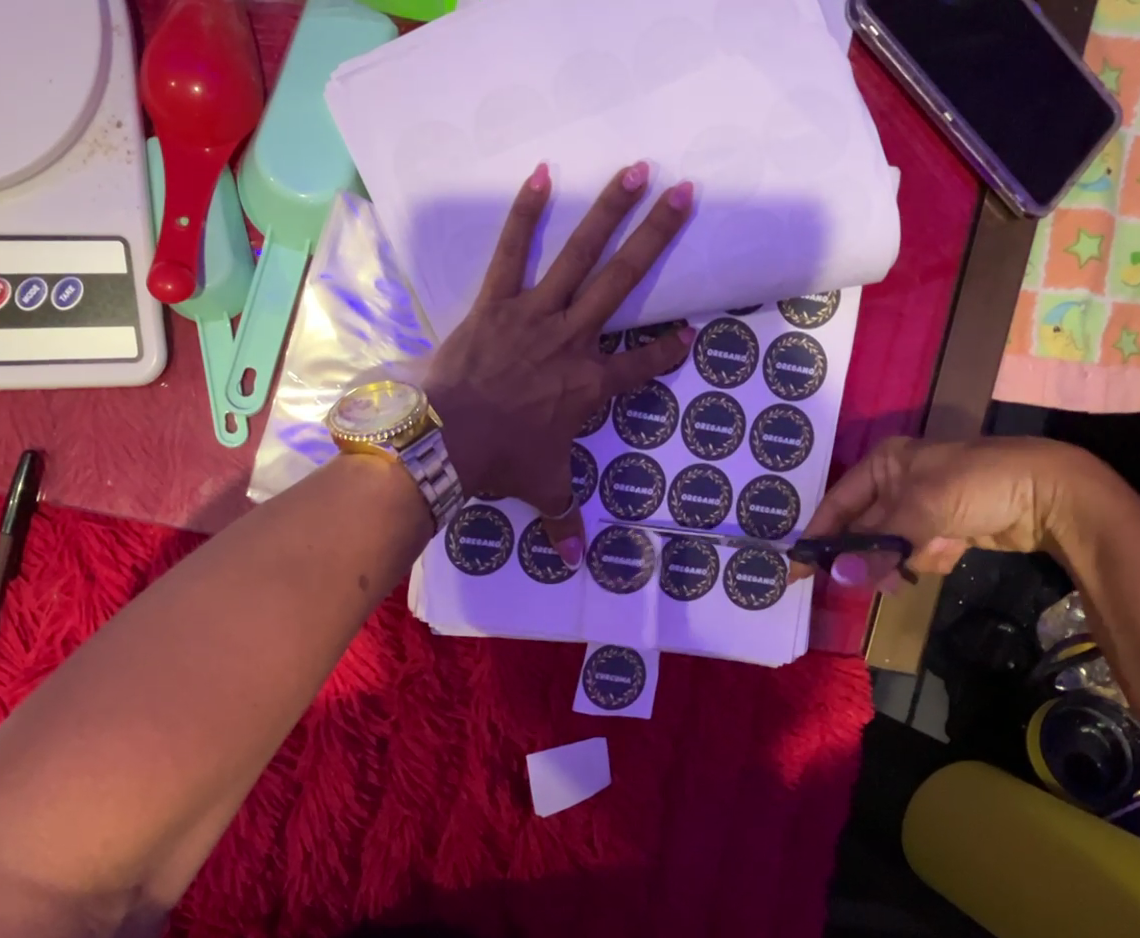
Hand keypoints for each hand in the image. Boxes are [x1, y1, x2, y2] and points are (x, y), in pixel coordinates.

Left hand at [425, 161, 695, 566]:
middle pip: (625, 284)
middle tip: (688, 196)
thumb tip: (578, 564)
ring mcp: (535, 316)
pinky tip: (541, 174)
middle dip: (659, 239)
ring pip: (581, 257)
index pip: (641, 365)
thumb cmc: (501, 462)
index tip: (691, 332)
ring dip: (609, 212)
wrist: (448, 441)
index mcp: (590, 386)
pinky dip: (525, 215)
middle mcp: (573, 341)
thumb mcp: (542, 489)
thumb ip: (563, 520)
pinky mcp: (496, 303)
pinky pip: (513, 253)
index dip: (668, 351)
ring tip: (636, 171)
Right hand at [791, 437, 1106, 586]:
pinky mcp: (943, 530)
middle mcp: (896, 484)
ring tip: (935, 554)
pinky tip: (956, 548)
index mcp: (885, 465)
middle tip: (875, 578)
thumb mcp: (923, 508)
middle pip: (862, 531)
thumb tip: (840, 577)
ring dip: (906, 559)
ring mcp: (920, 509)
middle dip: (870, 555)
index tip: (797, 569)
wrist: (1053, 494)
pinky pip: (916, 555)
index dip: (818, 536)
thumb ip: (879, 545)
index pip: (837, 504)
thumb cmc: (980, 483)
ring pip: (888, 549)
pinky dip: (932, 558)